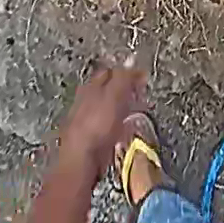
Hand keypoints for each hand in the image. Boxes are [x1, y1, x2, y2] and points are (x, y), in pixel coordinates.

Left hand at [56, 59, 146, 184]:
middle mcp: (85, 100)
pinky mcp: (89, 138)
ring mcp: (85, 120)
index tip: (142, 78)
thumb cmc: (97, 125)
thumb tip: (131, 61)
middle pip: (107, 89)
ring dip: (121, 107)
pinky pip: (106, 125)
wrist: (81, 161)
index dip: (127, 73)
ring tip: (135, 111)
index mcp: (91, 86)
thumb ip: (124, 78)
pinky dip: (117, 124)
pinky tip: (123, 130)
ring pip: (107, 107)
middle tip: (140, 93)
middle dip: (124, 89)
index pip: (111, 72)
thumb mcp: (115, 95)